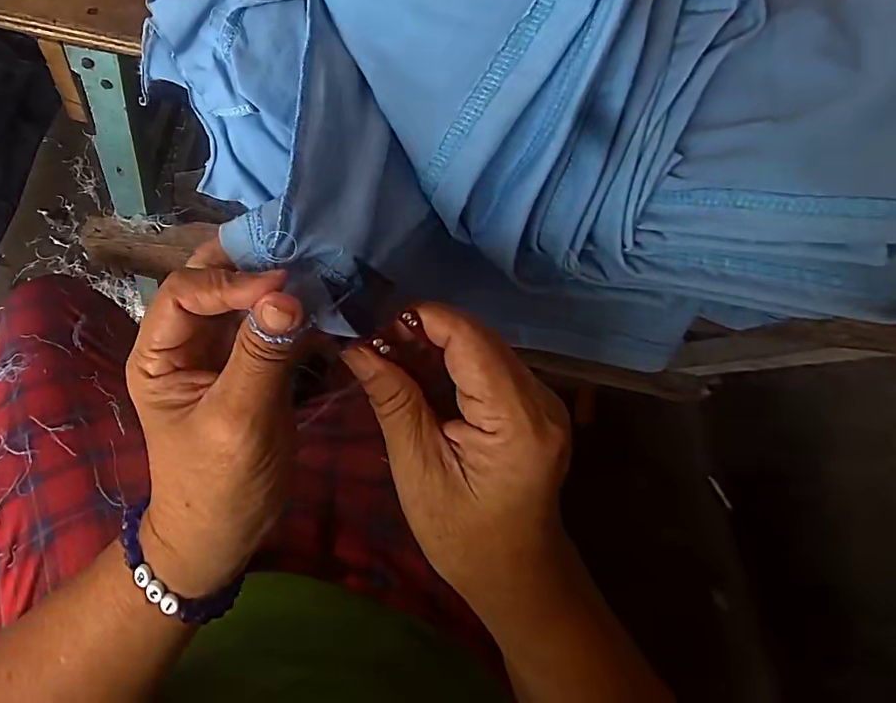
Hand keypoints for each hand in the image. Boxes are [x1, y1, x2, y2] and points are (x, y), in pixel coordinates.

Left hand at [126, 262, 306, 596]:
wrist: (223, 535)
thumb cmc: (217, 485)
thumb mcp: (238, 422)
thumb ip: (260, 356)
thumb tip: (286, 295)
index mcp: (157, 352)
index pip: (183, 292)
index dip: (228, 282)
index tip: (279, 284)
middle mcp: (181, 340)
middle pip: (206, 281)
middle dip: (245, 263)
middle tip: (292, 248)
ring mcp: (213, 348)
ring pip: (236, 295)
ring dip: (269, 279)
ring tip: (309, 262)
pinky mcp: (244, 360)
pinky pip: (261, 320)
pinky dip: (286, 306)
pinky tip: (314, 295)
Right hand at [340, 303, 570, 599]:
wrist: (516, 576)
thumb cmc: (464, 536)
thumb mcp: (418, 470)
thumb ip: (392, 401)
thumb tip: (356, 347)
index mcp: (516, 420)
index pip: (468, 338)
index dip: (420, 319)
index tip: (371, 329)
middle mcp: (539, 398)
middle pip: (475, 335)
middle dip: (420, 330)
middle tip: (372, 346)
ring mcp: (540, 399)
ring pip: (478, 343)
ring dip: (430, 342)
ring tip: (387, 358)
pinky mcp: (531, 402)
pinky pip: (485, 361)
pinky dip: (446, 358)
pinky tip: (416, 373)